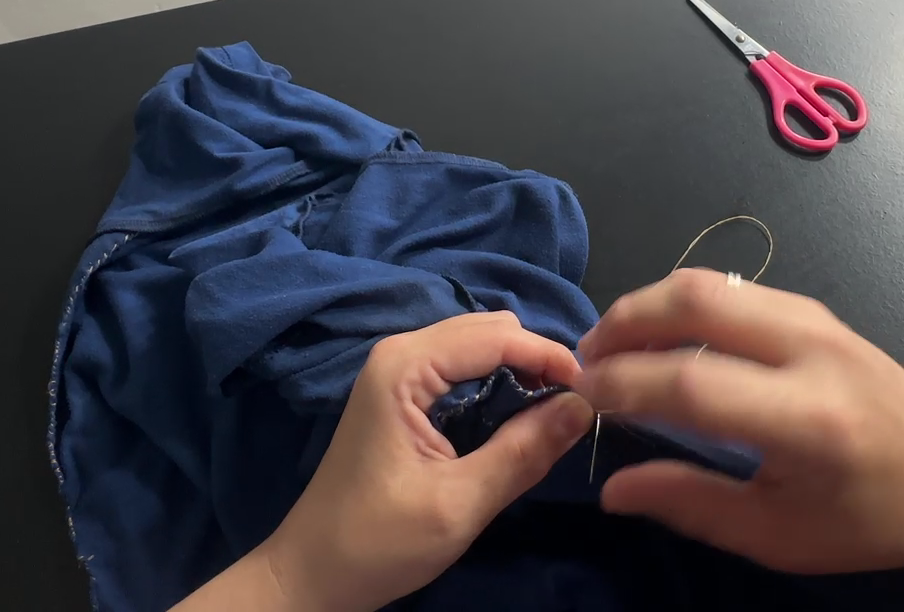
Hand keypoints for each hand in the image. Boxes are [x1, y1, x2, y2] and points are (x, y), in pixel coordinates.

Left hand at [260, 311, 595, 611]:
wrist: (310, 573)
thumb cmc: (377, 542)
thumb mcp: (459, 505)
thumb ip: (522, 452)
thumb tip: (583, 407)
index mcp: (405, 366)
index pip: (494, 337)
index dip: (547, 355)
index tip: (592, 389)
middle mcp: (402, 350)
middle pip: (487, 329)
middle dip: (535, 356)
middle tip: (575, 401)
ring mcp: (399, 365)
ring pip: (478, 341)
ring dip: (519, 364)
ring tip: (553, 405)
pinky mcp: (402, 385)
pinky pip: (462, 361)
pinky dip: (497, 375)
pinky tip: (516, 407)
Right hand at [574, 268, 903, 574]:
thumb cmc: (868, 516)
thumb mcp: (779, 536)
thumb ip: (690, 505)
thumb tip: (613, 489)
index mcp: (810, 420)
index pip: (694, 383)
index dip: (625, 383)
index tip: (583, 393)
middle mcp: (809, 349)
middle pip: (695, 303)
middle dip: (626, 322)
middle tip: (587, 355)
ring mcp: (810, 315)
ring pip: (706, 282)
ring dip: (645, 305)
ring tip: (612, 341)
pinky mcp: (806, 303)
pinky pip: (725, 286)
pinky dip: (676, 302)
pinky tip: (658, 332)